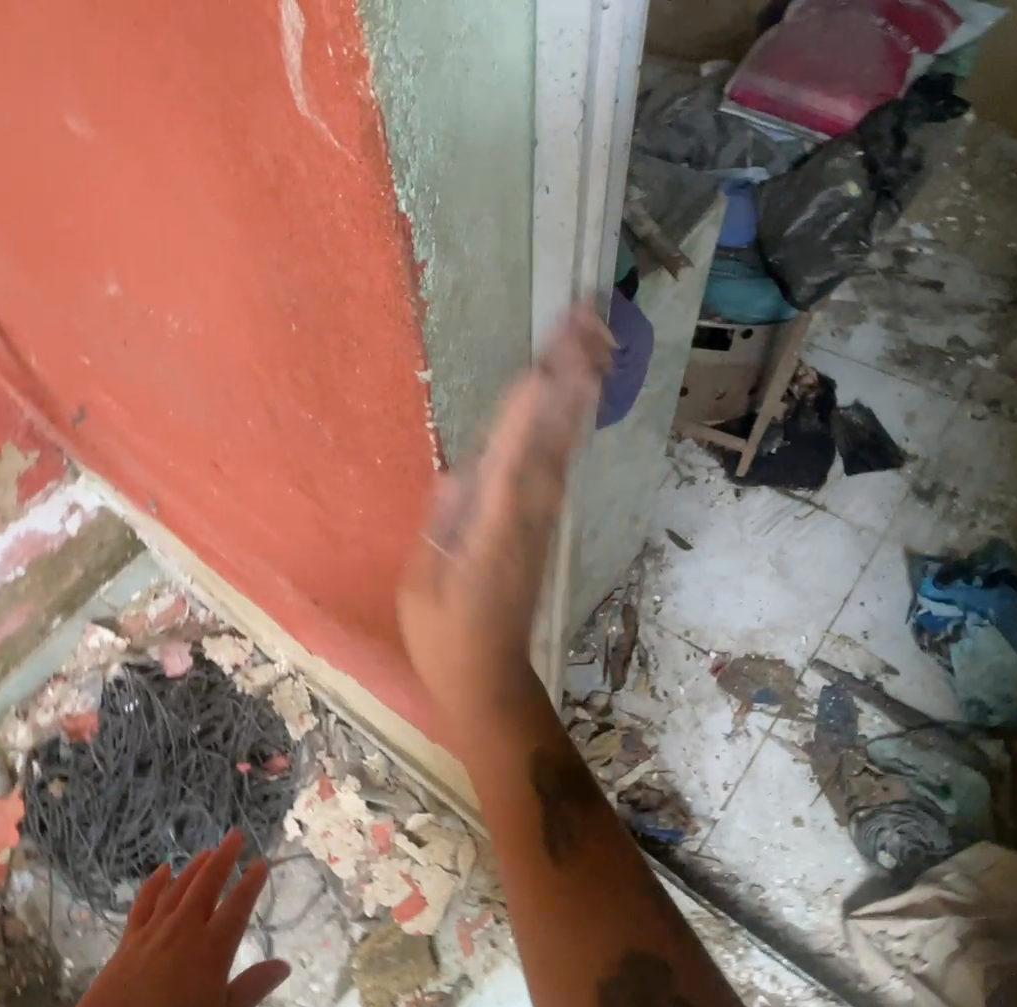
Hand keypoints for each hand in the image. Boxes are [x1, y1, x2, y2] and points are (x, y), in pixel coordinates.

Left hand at [23, 831, 290, 1006]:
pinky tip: (163, 870)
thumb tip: (285, 965)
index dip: (252, 883)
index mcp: (211, 951)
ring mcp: (152, 933)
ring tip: (208, 849)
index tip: (263, 862)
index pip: (238, 906)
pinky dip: (156, 882)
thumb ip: (250, 991)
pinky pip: (145, 902)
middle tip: (236, 834)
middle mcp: (183, 931)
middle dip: (224, 857)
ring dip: (195, 865)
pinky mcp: (128, 942)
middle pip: (207, 884)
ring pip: (178, 887)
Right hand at [397, 306, 611, 750]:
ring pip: (567, 446)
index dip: (528, 411)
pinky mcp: (544, 524)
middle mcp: (527, 518)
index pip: (513, 461)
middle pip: (554, 439)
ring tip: (593, 336)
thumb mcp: (423, 587)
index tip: (545, 362)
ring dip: (580, 389)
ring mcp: (542, 520)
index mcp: (492, 532)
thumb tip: (458, 472)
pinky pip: (562, 463)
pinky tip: (580, 393)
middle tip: (587, 317)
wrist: (487, 679)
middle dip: (570, 377)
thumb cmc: (442, 637)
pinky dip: (573, 421)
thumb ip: (442, 526)